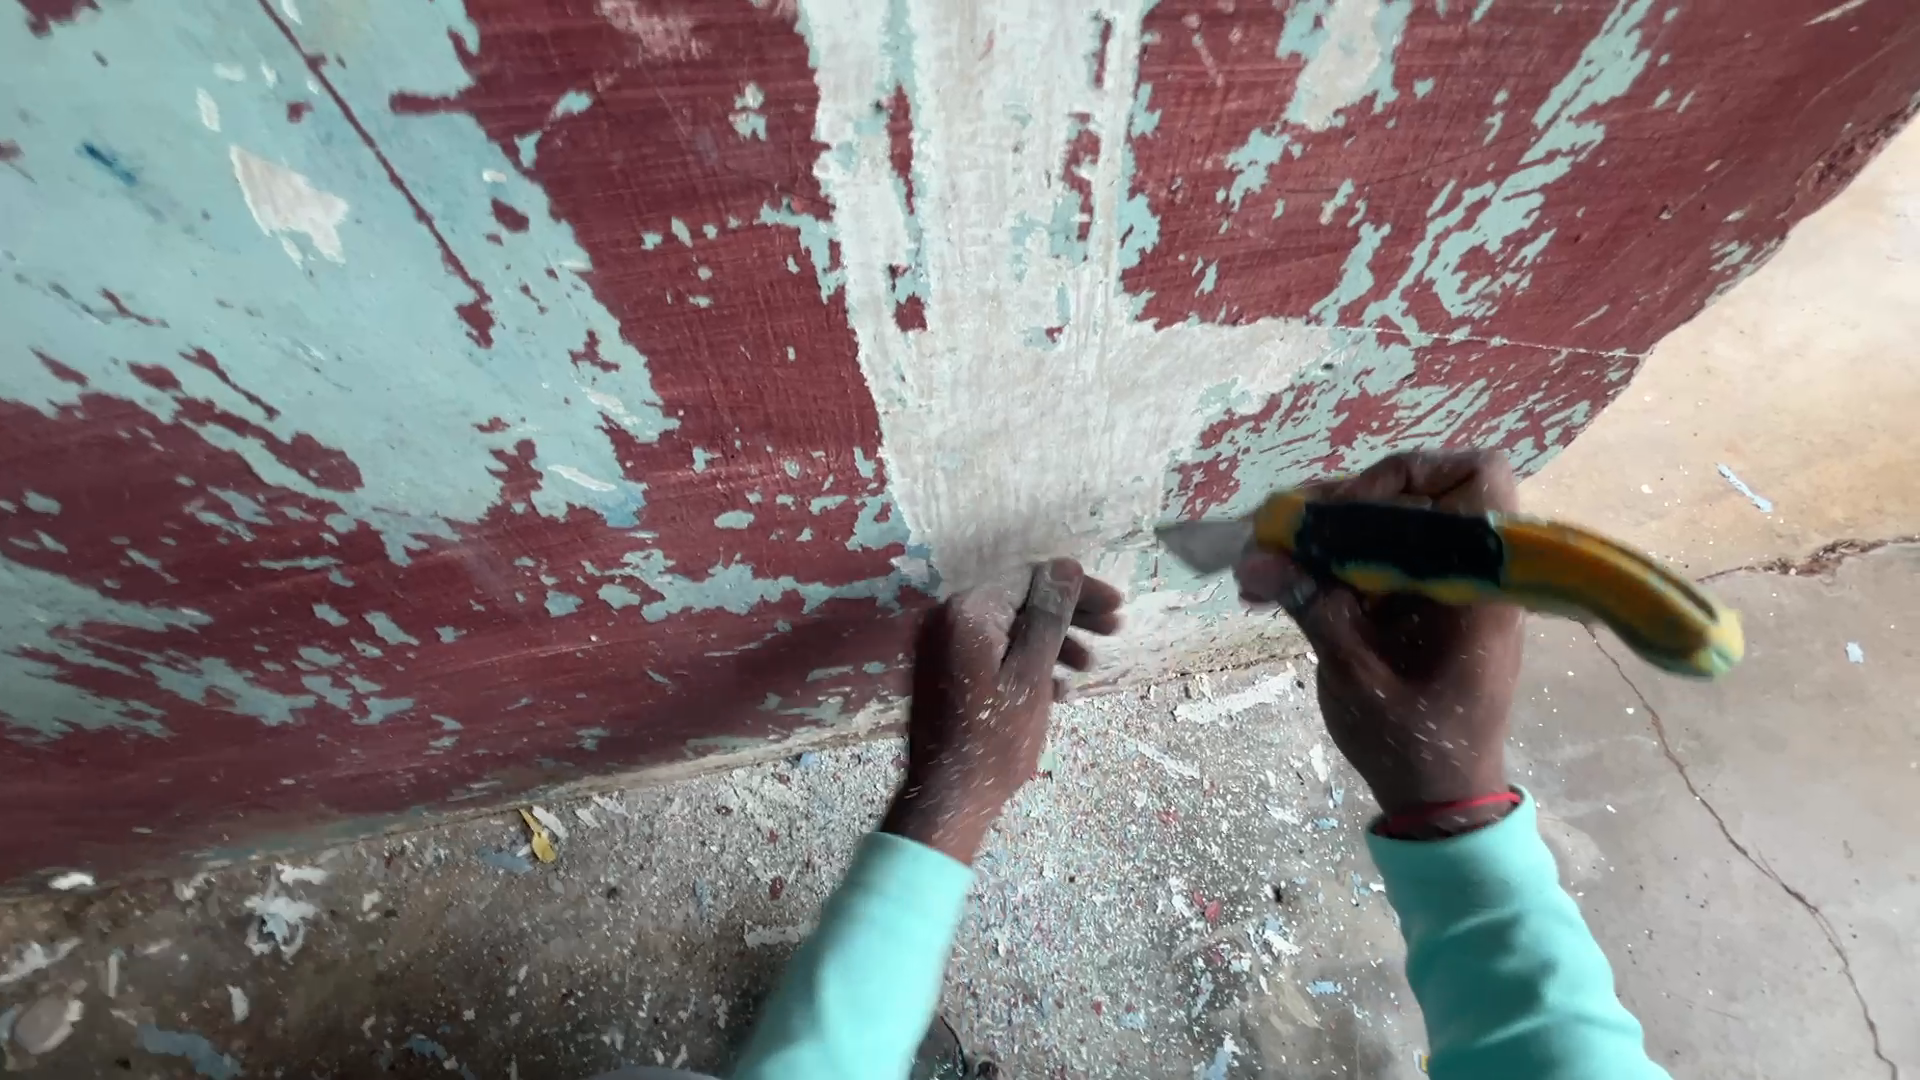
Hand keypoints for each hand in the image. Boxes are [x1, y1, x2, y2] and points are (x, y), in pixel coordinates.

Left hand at [881, 559, 1123, 861]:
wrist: (950, 797)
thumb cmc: (996, 738)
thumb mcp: (1032, 673)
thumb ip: (1049, 615)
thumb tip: (1067, 567)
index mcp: (968, 612)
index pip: (1030, 578)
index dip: (1077, 588)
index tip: (1116, 605)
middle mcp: (952, 619)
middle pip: (1022, 600)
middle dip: (1069, 615)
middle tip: (1114, 630)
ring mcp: (948, 646)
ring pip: (1012, 628)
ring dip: (1054, 641)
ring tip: (1089, 667)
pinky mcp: (951, 671)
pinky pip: (997, 652)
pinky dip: (1029, 663)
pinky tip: (1060, 690)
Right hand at [1236, 452, 1523, 826]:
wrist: (1437, 795)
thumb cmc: (1412, 741)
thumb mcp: (1354, 672)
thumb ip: (1310, 606)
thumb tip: (1251, 560)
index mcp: (1476, 582)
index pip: (1473, 478)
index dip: (1407, 473)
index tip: (1349, 510)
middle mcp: (1462, 573)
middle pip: (1408, 496)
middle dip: (1336, 507)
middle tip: (1278, 533)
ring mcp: (1435, 588)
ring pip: (1379, 526)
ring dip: (1318, 536)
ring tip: (1262, 560)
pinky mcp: (1409, 606)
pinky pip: (1364, 561)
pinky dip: (1320, 564)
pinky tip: (1272, 584)